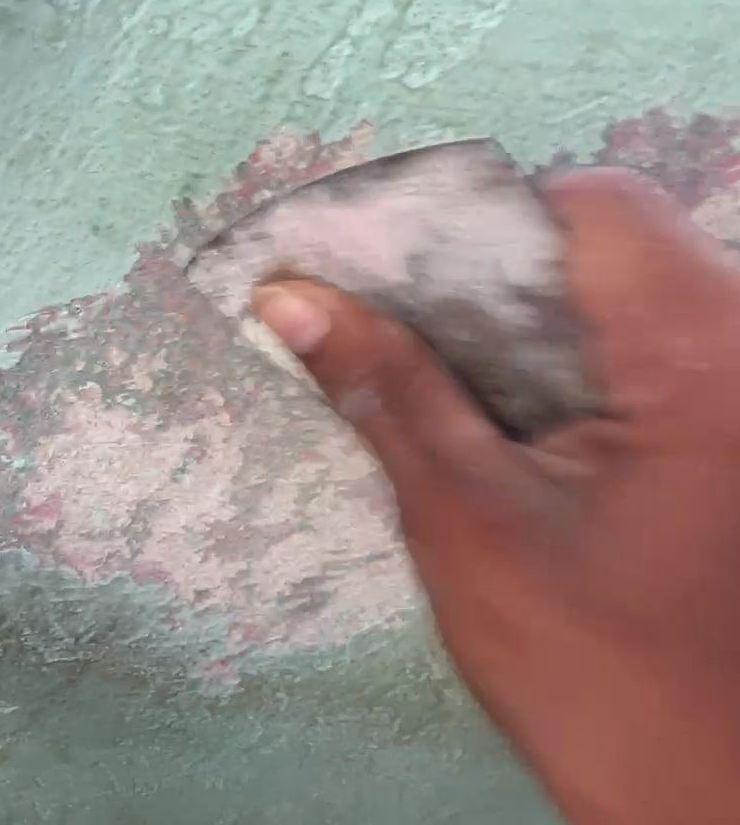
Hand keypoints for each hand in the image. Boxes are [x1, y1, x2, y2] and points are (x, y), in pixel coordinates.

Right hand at [253, 170, 739, 824]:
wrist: (702, 798)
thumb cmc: (589, 659)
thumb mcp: (462, 510)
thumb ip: (381, 386)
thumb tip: (284, 296)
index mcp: (710, 373)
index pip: (603, 211)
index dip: (485, 216)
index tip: (388, 263)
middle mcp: (739, 368)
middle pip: (596, 248)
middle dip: (469, 270)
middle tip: (369, 310)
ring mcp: (726, 407)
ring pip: (596, 299)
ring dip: (484, 316)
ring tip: (399, 353)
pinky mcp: (706, 441)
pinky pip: (606, 353)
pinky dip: (518, 356)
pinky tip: (456, 398)